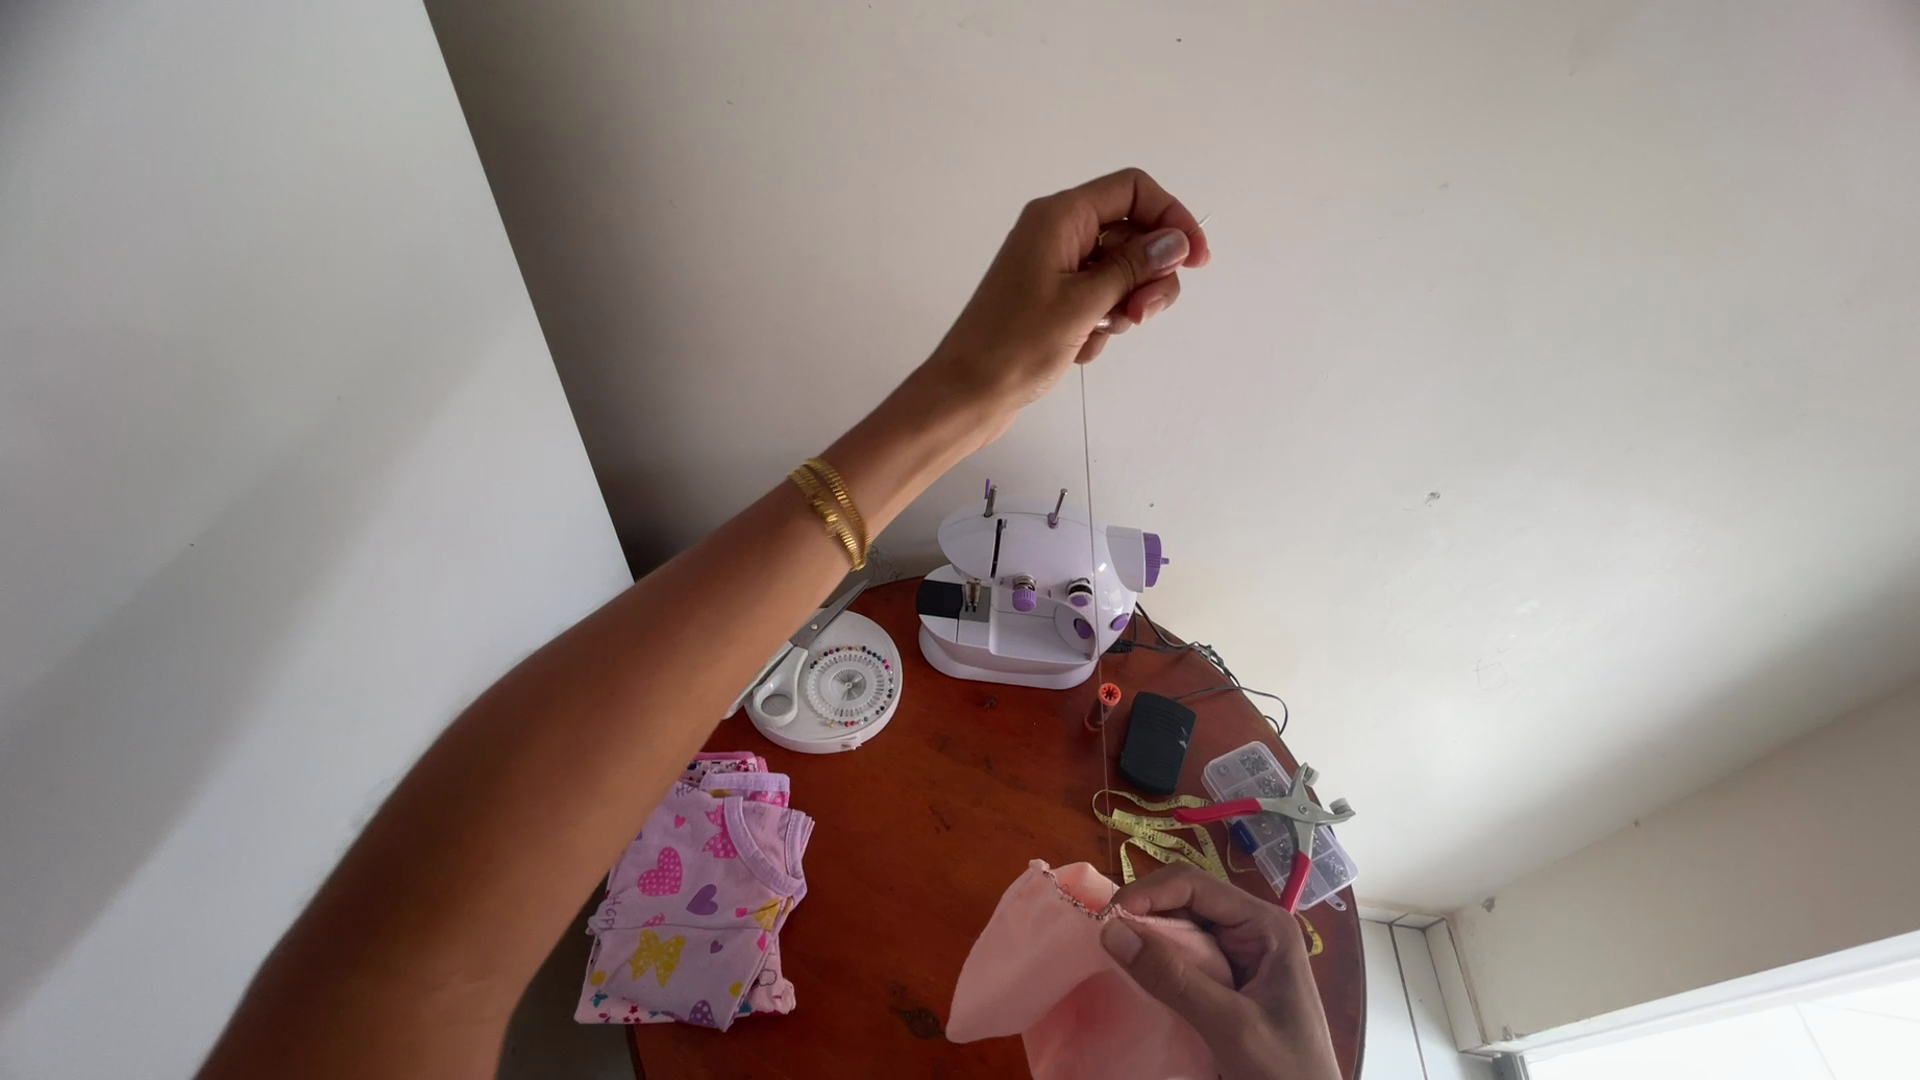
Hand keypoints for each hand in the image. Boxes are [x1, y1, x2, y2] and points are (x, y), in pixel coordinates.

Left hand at [917, 167, 1210, 444]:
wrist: (966, 395)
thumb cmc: (1016, 346)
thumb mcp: (1083, 303)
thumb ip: (1134, 268)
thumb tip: (1175, 241)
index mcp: (1059, 218)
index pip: (1132, 190)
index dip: (1171, 217)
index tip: (1196, 261)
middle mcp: (1055, 236)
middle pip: (1129, 235)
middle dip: (1148, 274)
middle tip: (1142, 315)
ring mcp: (1051, 272)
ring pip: (1116, 274)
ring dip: (1124, 305)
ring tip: (1104, 333)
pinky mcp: (1049, 306)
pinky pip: (1094, 304)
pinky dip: (1098, 326)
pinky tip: (1079, 350)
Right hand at [1100, 863, 1340, 1079]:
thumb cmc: (1286, 1074)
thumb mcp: (1231, 1027)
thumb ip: (1174, 979)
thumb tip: (1111, 930)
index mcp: (1265, 923)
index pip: (1195, 883)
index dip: (1148, 892)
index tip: (1108, 918)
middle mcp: (1252, 926)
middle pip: (1185, 897)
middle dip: (1145, 911)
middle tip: (1106, 935)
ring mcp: (1240, 950)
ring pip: (1180, 923)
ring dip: (1148, 933)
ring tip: (1115, 950)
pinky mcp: (1228, 976)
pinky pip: (1184, 952)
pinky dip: (1157, 957)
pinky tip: (1138, 971)